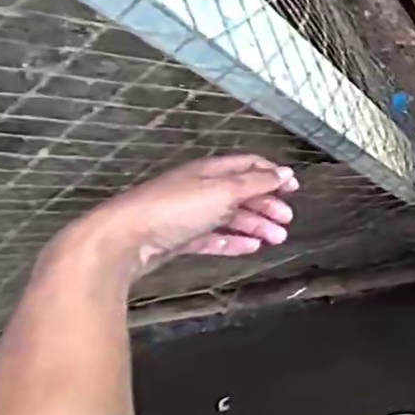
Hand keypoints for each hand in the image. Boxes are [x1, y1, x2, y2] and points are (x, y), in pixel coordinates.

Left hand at [50, 155, 299, 280]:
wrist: (120, 242)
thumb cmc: (174, 209)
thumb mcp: (224, 191)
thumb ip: (258, 183)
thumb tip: (285, 173)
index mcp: (211, 171)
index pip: (250, 166)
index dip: (274, 175)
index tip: (294, 188)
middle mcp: (201, 189)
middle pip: (243, 193)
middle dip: (268, 205)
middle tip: (287, 220)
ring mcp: (189, 214)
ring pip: (231, 217)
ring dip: (256, 226)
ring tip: (275, 240)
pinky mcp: (179, 238)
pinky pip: (214, 238)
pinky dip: (234, 242)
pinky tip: (250, 248)